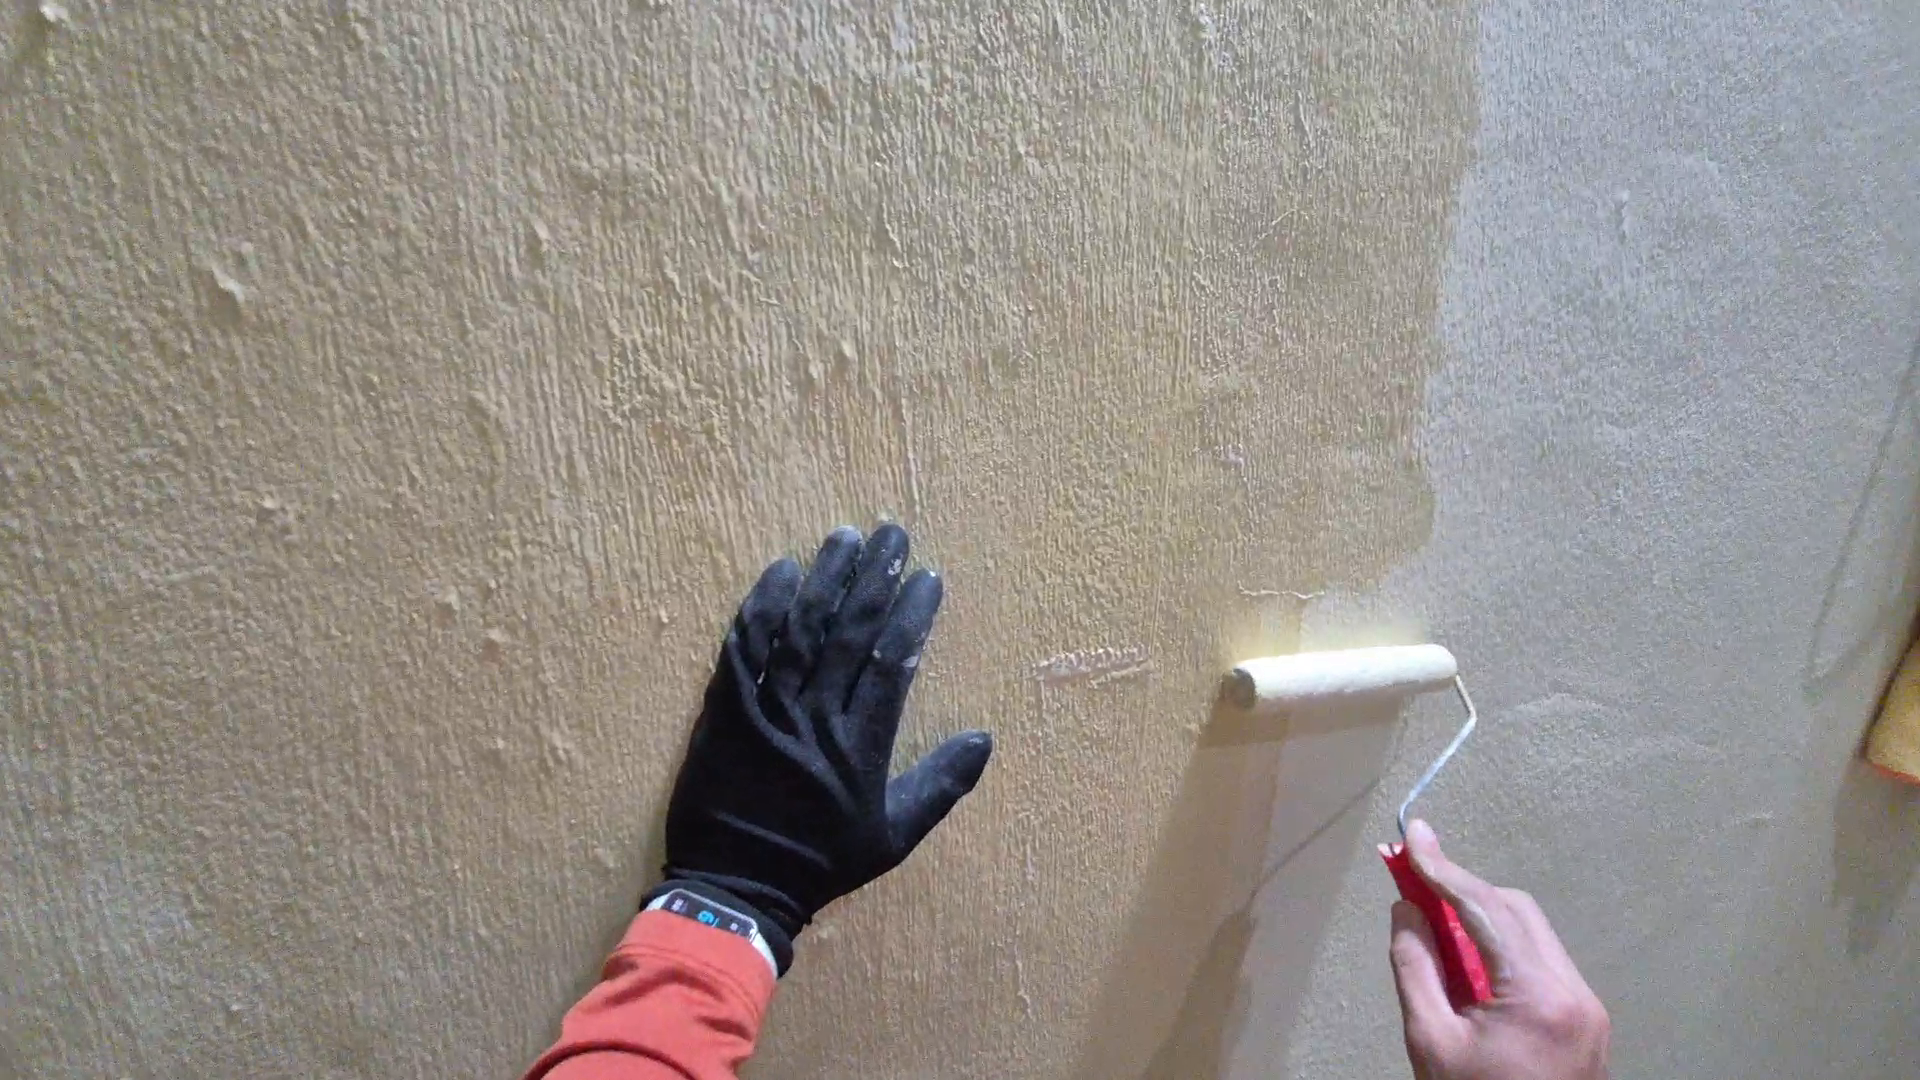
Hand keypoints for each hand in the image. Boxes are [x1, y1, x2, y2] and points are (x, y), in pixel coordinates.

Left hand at [655, 525, 993, 972]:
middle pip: (849, 632)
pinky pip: (743, 648)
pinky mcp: (726, 707)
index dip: (912, 615)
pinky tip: (780, 570)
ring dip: (825, 579)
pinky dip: (762, 607)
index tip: (928, 576)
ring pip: (800, 630)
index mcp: (862, 744)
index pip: (892, 661)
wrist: (735, 888)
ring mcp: (767, 708)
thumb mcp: (894, 837)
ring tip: (845, 537)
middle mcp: (817, 715)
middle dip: (874, 579)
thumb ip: (941, 785)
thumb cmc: (821, 861)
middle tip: (891, 533)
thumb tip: (984, 736)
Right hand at [1389, 820, 1610, 1079]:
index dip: (1442, 867)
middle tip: (1412, 874)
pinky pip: (1536, 956)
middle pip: (1514, 907)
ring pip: (1528, 928)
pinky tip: (1464, 954)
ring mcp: (1586, 1007)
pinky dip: (1496, 940)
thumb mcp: (1429, 1037)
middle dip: (1461, 886)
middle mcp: (1575, 993)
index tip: (1411, 836)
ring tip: (1431, 918)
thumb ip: (1414, 963)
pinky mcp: (1583, 1020)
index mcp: (1540, 996)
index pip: (1486, 907)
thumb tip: (1408, 907)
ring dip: (1478, 912)